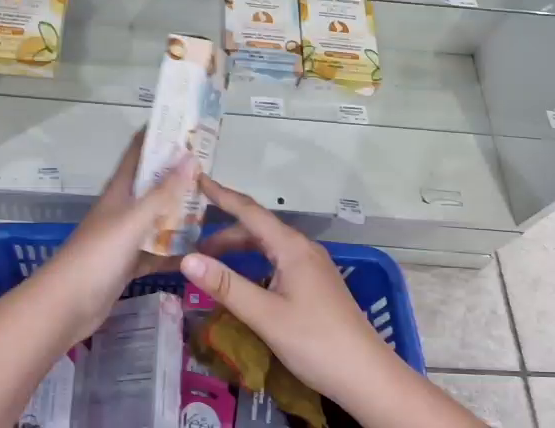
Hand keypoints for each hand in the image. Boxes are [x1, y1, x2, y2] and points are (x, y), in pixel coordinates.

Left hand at [39, 131, 196, 335]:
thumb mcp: (133, 220)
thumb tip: (190, 156)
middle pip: (152, 185)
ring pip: (156, 219)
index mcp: (119, 191)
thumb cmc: (98, 255)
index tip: (184, 123)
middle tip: (210, 167)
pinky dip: (174, 251)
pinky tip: (198, 252)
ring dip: (179, 213)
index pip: (138, 152)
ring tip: (211, 206)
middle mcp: (122, 209)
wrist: (67, 305)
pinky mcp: (127, 265)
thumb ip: (162, 193)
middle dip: (177, 175)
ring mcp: (124, 238)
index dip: (157, 135)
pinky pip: (156, 252)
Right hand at [181, 177, 402, 405]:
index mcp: (291, 247)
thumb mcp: (265, 315)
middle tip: (192, 240)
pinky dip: (255, 263)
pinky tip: (245, 282)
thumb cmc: (316, 342)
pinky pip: (279, 261)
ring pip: (269, 247)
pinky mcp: (317, 285)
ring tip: (211, 261)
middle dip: (224, 232)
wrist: (368, 376)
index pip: (249, 211)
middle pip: (257, 229)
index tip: (199, 178)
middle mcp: (302, 248)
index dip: (222, 194)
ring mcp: (313, 266)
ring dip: (240, 249)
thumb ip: (226, 286)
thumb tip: (187, 259)